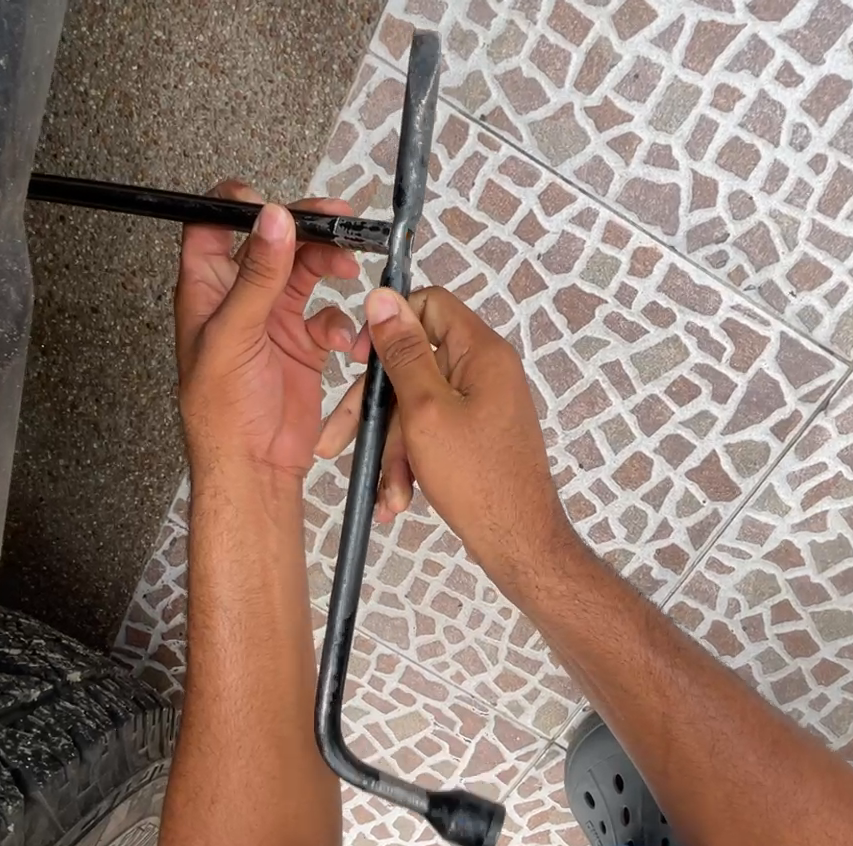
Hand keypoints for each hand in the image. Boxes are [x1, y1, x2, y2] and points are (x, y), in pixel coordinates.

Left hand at [176, 181, 360, 482]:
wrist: (255, 462)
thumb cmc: (222, 408)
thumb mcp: (235, 333)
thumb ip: (258, 275)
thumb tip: (274, 219)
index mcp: (207, 288)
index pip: (214, 225)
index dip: (240, 206)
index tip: (274, 203)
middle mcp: (241, 299)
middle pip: (273, 243)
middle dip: (305, 229)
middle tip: (337, 221)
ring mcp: (274, 320)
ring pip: (305, 273)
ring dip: (328, 267)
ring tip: (348, 269)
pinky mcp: (304, 345)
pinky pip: (328, 318)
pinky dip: (341, 324)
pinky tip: (344, 340)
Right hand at [315, 287, 579, 584]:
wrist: (518, 541)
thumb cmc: (476, 478)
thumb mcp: (425, 410)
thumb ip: (403, 352)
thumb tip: (383, 296)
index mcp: (480, 352)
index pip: (429, 305)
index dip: (389, 325)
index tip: (359, 360)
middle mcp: (484, 372)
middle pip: (413, 367)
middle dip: (374, 412)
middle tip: (334, 442)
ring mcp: (481, 405)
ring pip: (417, 408)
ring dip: (392, 451)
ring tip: (387, 497)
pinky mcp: (476, 435)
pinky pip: (433, 434)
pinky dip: (412, 463)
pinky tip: (397, 499)